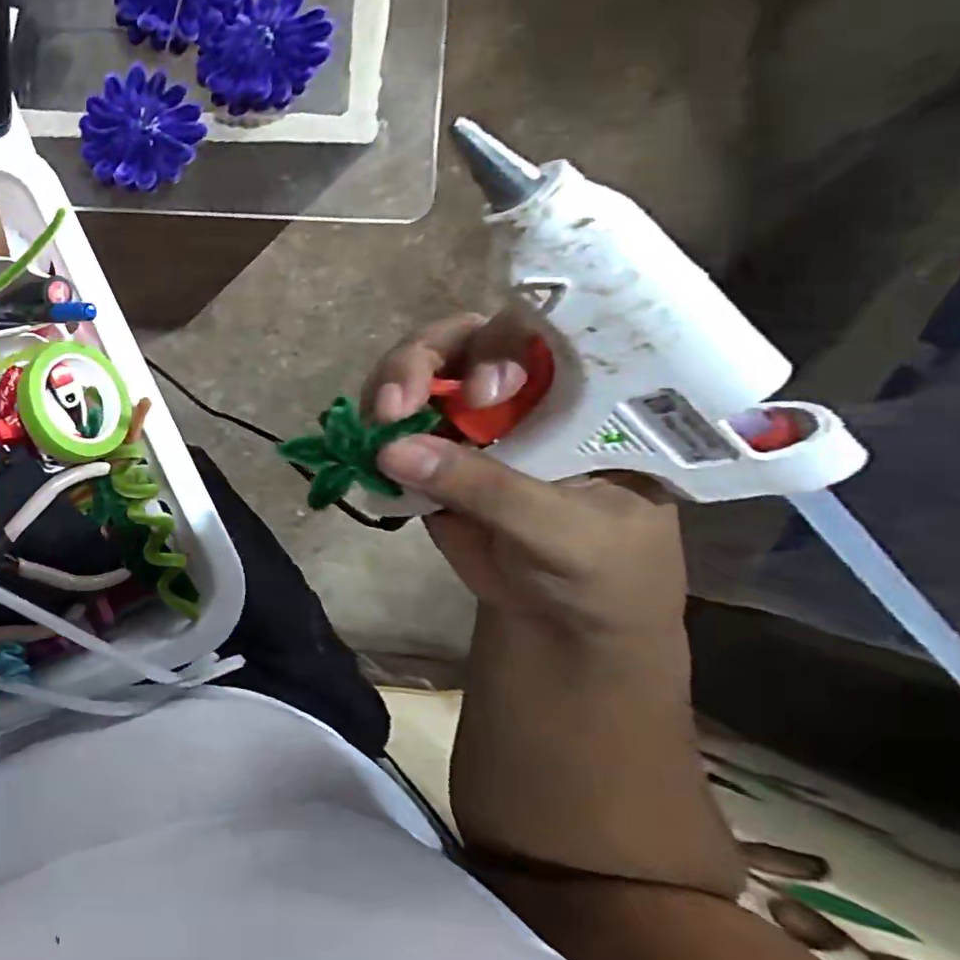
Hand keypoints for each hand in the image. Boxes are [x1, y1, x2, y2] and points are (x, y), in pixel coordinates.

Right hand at [364, 315, 684, 639]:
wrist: (561, 622)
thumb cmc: (601, 571)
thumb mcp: (561, 531)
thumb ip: (485, 488)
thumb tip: (392, 449)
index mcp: (580, 398)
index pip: (537, 336)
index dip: (500, 346)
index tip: (481, 392)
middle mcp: (521, 397)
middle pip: (461, 343)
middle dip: (419, 361)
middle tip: (394, 404)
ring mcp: (469, 424)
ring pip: (415, 377)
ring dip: (385, 392)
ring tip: (373, 427)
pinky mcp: (430, 456)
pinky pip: (390, 427)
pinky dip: (368, 431)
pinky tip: (358, 448)